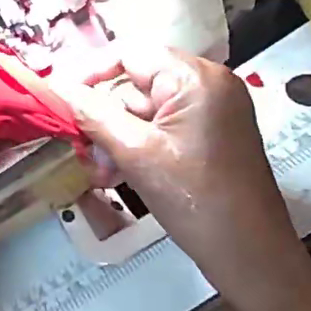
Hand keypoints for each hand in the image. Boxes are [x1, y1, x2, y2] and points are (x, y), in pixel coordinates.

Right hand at [56, 45, 310, 310]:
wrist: (253, 258)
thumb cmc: (196, 201)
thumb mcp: (136, 154)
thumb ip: (93, 114)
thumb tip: (56, 87)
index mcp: (196, 78)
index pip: (130, 53)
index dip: (90, 71)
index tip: (58, 95)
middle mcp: (207, 84)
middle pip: (135, 83)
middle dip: (103, 117)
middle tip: (80, 150)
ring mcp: (211, 111)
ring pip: (144, 111)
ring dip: (116, 139)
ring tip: (100, 174)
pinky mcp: (210, 136)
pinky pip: (161, 129)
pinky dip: (137, 148)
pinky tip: (118, 176)